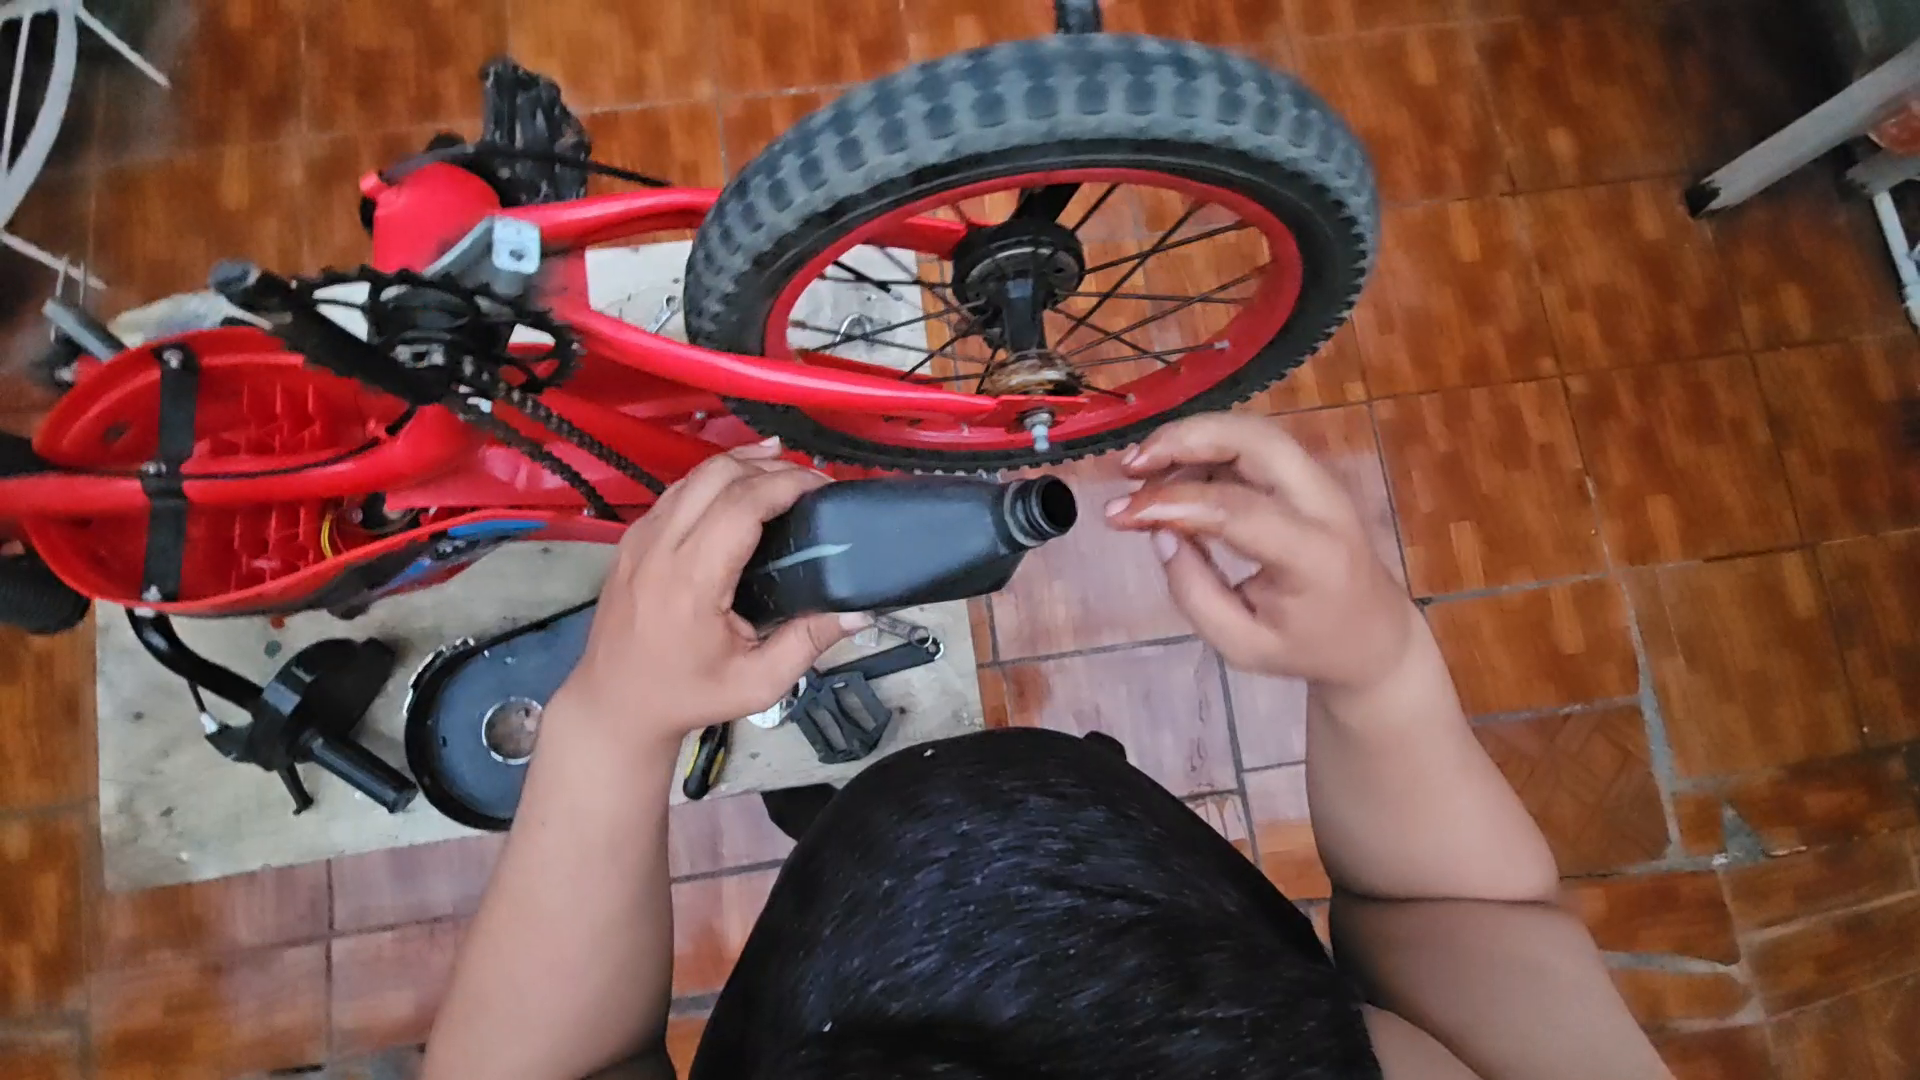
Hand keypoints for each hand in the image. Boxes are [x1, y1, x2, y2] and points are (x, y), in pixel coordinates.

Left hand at [554, 441, 865, 747]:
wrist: (614, 704)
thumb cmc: (687, 694)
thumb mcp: (759, 682)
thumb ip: (810, 642)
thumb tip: (859, 612)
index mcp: (691, 580)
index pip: (742, 504)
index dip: (787, 482)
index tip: (823, 485)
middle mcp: (659, 548)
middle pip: (718, 474)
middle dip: (771, 466)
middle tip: (810, 479)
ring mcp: (640, 539)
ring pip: (695, 474)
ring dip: (742, 464)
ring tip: (784, 469)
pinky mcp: (633, 539)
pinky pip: (678, 490)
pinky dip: (715, 477)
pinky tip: (741, 482)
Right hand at [1105, 413, 1416, 693]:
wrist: (1373, 636)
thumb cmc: (1305, 647)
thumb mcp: (1241, 646)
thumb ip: (1194, 592)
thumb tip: (1158, 533)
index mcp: (1314, 556)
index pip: (1238, 509)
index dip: (1174, 502)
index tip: (1121, 515)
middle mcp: (1324, 504)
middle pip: (1255, 440)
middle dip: (1184, 439)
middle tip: (1129, 466)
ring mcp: (1319, 482)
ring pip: (1251, 431)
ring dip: (1189, 438)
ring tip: (1139, 470)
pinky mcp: (1306, 475)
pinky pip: (1250, 443)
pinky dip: (1203, 447)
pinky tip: (1168, 475)